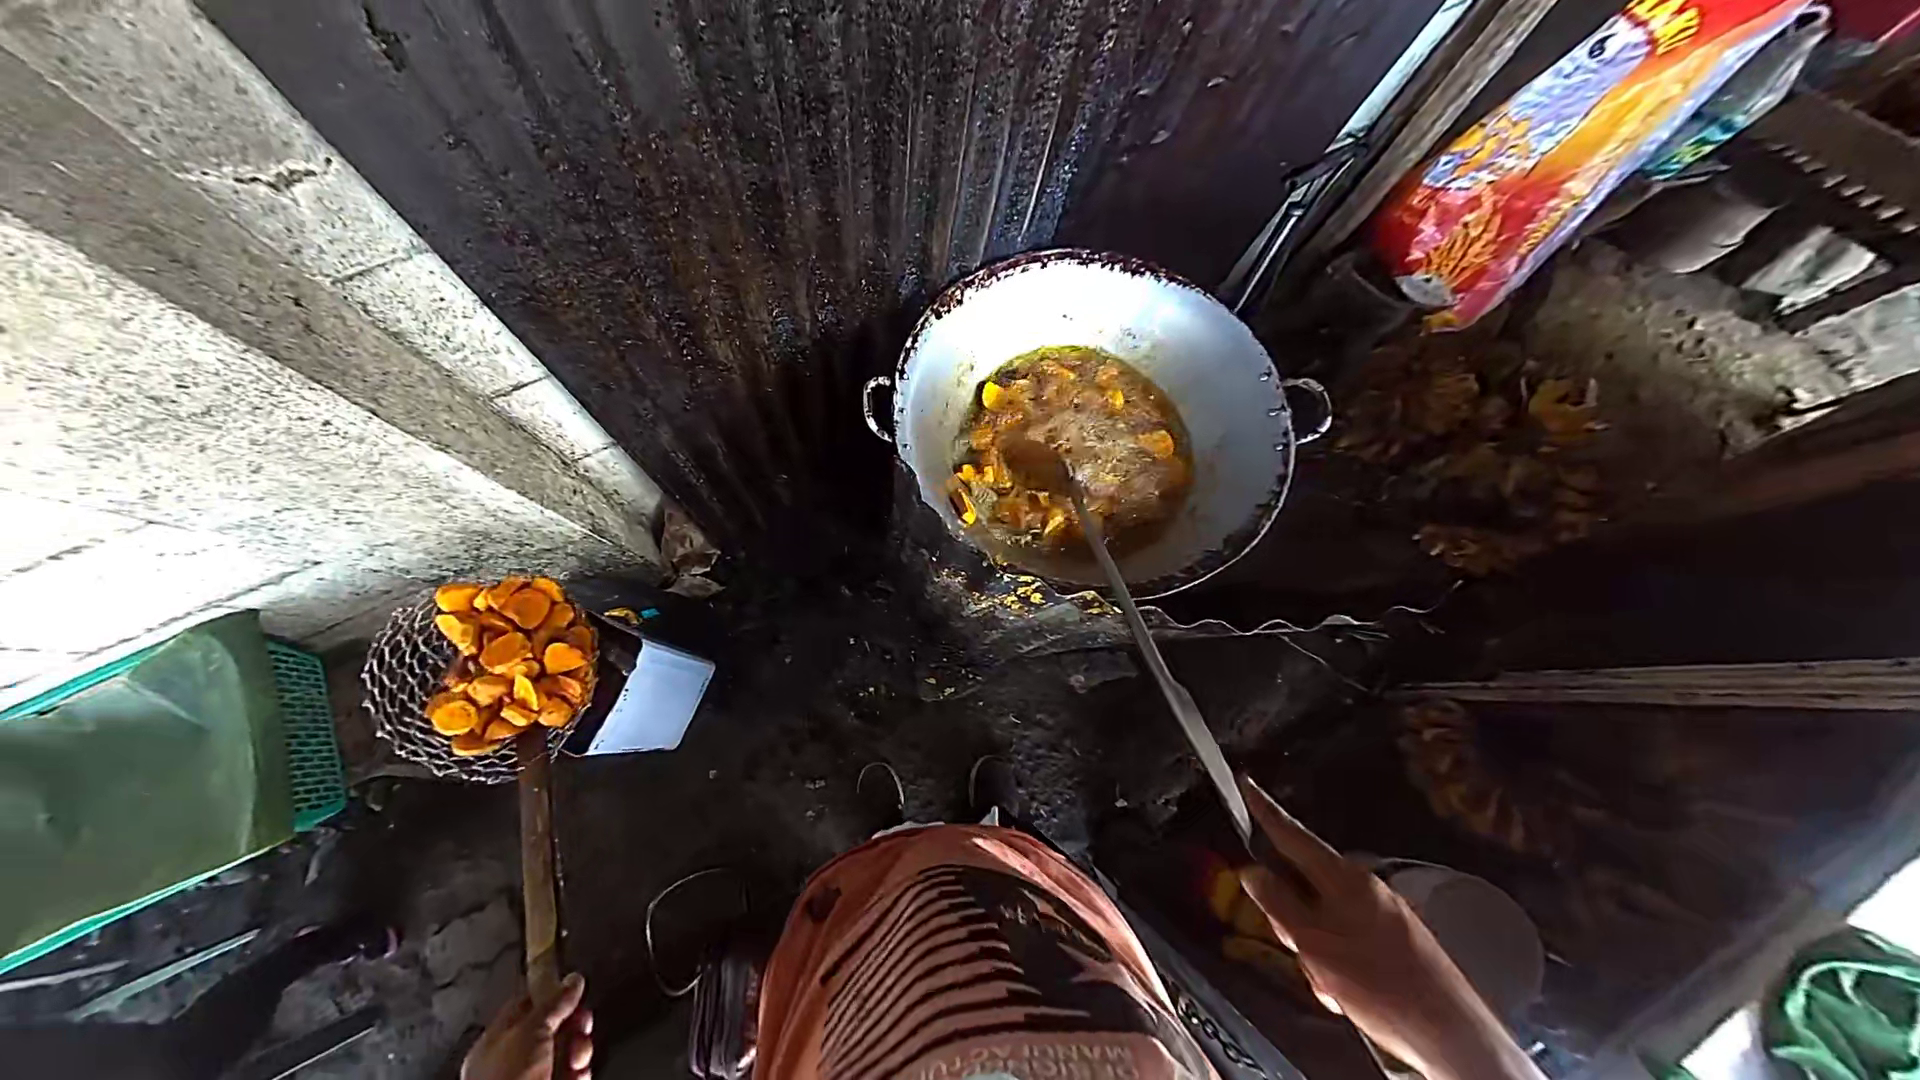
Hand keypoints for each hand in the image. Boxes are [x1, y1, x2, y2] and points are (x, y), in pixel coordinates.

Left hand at [461, 972, 594, 1079]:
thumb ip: (554, 1002)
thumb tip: (573, 980)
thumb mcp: (532, 1030)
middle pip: (553, 1026)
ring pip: (567, 1049)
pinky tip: (577, 1073)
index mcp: (495, 1044)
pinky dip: (581, 1071)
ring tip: (577, 1055)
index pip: (526, 1005)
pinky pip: (575, 1072)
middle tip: (581, 1022)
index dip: (550, 992)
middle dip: (574, 1021)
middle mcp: (513, 1061)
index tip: (572, 986)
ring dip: (580, 1047)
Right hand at [1236, 776, 1542, 1079]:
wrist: (1457, 1042)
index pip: (1293, 835)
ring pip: (1324, 917)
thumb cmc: (1380, 986)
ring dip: (1316, 948)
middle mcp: (1364, 887)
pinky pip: (1349, 939)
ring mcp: (1384, 915)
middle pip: (1305, 883)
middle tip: (1295, 947)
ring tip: (1330, 986)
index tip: (1246, 784)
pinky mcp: (1397, 943)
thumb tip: (1252, 871)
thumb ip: (1279, 905)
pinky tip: (1348, 995)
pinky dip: (1338, 962)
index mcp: (1344, 878)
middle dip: (1291, 914)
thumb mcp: (1316, 945)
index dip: (1265, 810)